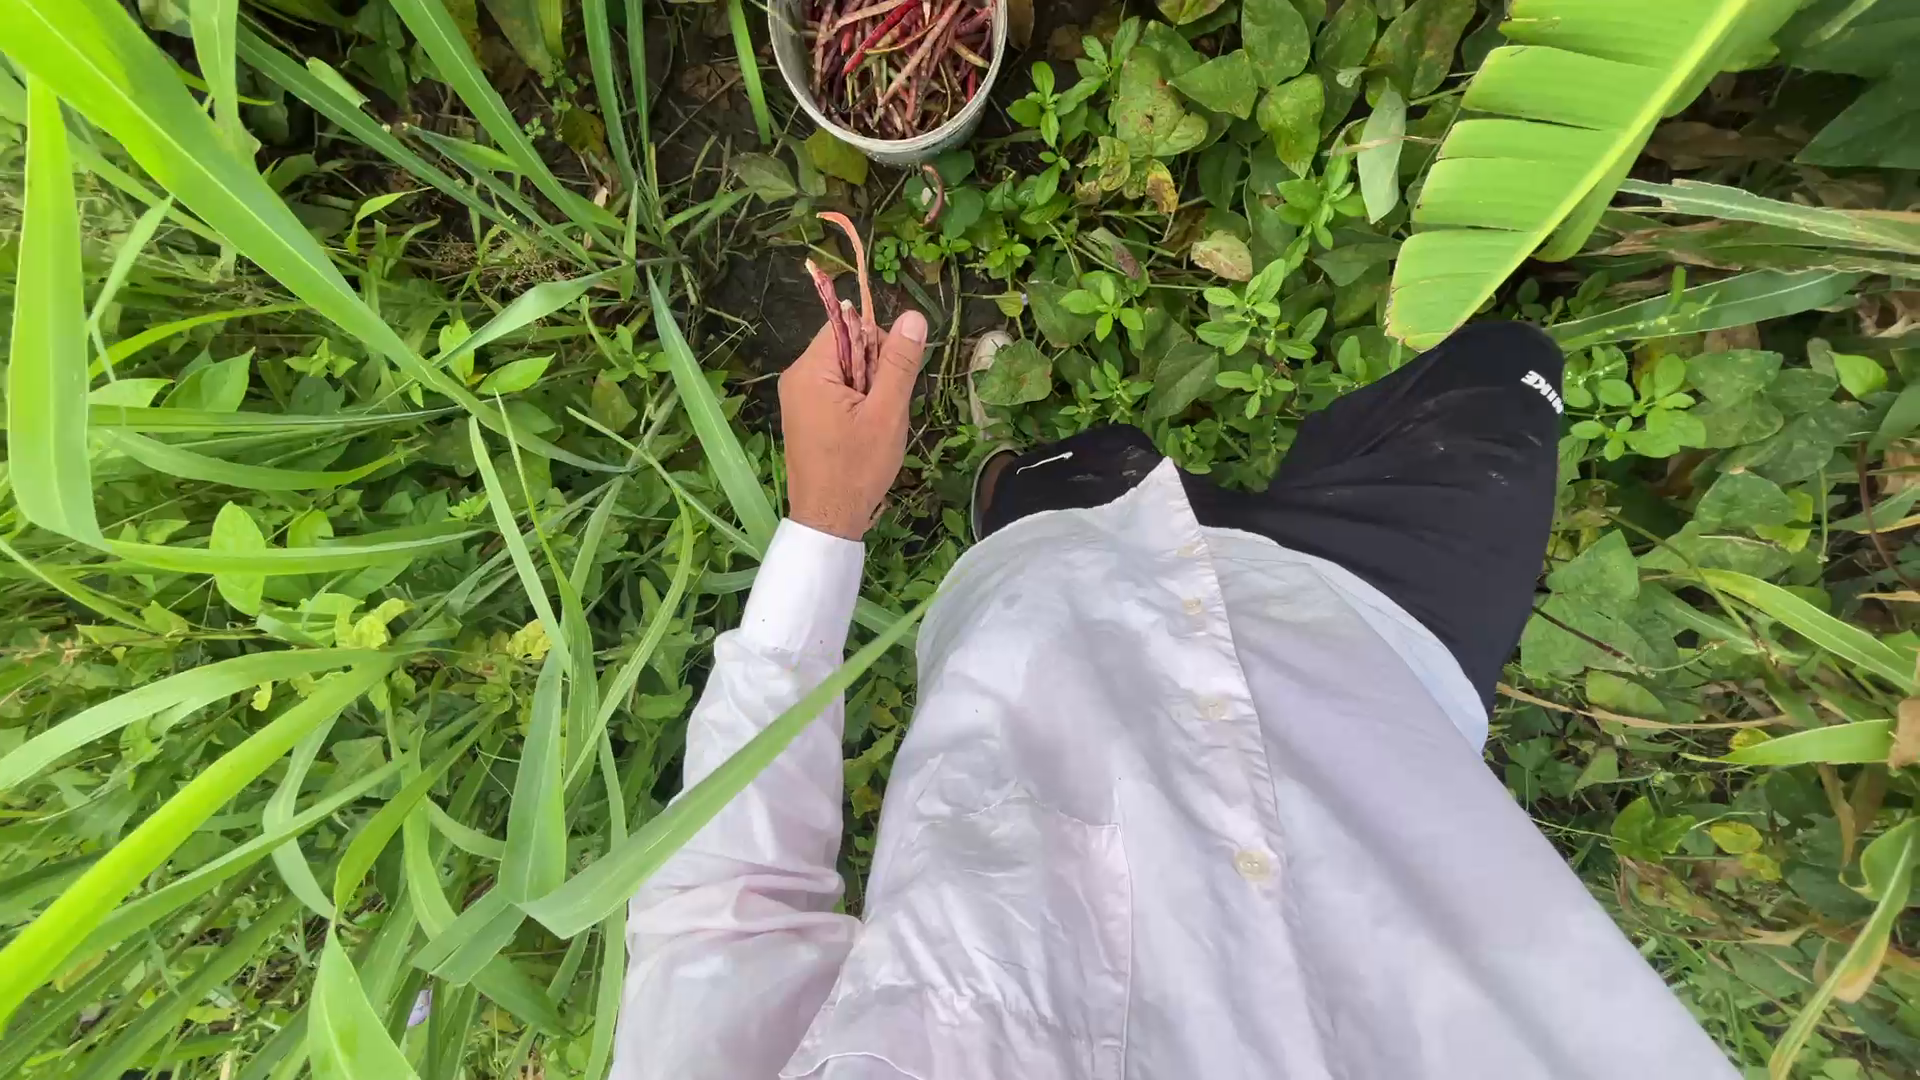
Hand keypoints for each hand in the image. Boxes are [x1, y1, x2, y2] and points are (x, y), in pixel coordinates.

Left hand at [779, 310, 928, 539]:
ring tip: (876, 425)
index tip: (894, 376)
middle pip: (846, 348)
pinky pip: (836, 394)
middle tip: (885, 409)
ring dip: (869, 392)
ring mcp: (797, 399)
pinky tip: (865, 433)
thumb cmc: (857, 468)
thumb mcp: (887, 413)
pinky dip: (857, 407)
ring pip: (845, 374)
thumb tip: (914, 316)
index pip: (847, 324)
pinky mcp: (804, 418)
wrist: (828, 520)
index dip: (878, 341)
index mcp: (811, 370)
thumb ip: (899, 363)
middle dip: (875, 371)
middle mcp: (797, 378)